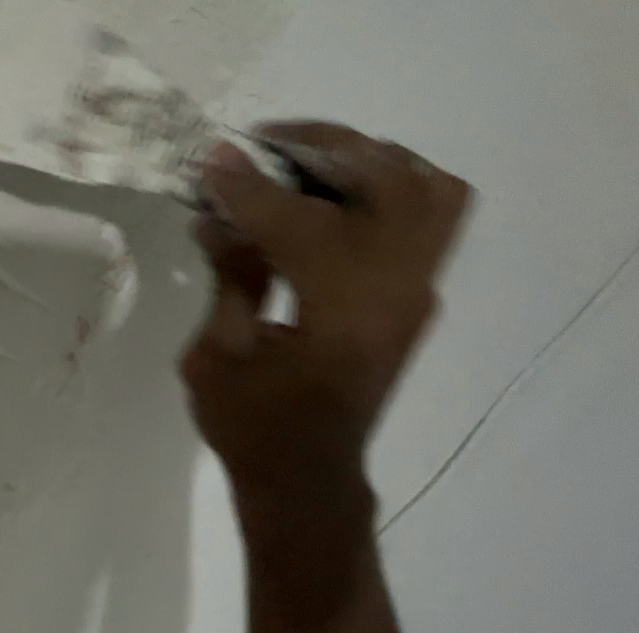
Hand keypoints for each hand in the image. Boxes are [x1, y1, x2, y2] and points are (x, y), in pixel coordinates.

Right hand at [182, 122, 471, 499]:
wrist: (305, 476)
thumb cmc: (250, 427)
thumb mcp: (216, 357)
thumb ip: (228, 280)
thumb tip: (219, 218)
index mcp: (341, 315)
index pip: (304, 224)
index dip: (253, 189)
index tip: (212, 163)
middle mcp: (398, 291)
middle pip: (386, 182)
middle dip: (320, 151)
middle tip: (260, 149)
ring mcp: (418, 291)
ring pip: (424, 188)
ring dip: (364, 163)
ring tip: (302, 166)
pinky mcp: (417, 294)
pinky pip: (426, 215)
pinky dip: (383, 189)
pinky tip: (330, 201)